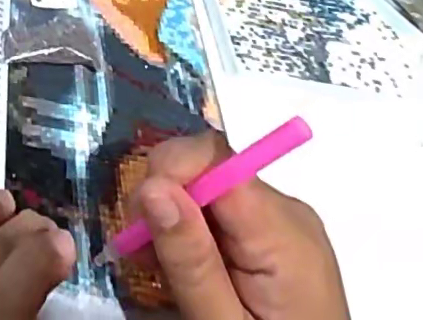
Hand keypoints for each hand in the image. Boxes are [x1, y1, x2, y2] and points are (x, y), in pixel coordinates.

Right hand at [129, 133, 348, 319]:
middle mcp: (286, 211)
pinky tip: (177, 264)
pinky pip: (219, 210)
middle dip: (161, 196)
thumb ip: (191, 262)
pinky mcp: (272, 238)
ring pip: (206, 187)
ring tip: (152, 266)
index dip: (167, 168)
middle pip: (206, 169)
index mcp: (283, 231)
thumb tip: (151, 186)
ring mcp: (282, 223)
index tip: (136, 217)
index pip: (214, 156)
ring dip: (169, 215)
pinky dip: (188, 229)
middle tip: (135, 251)